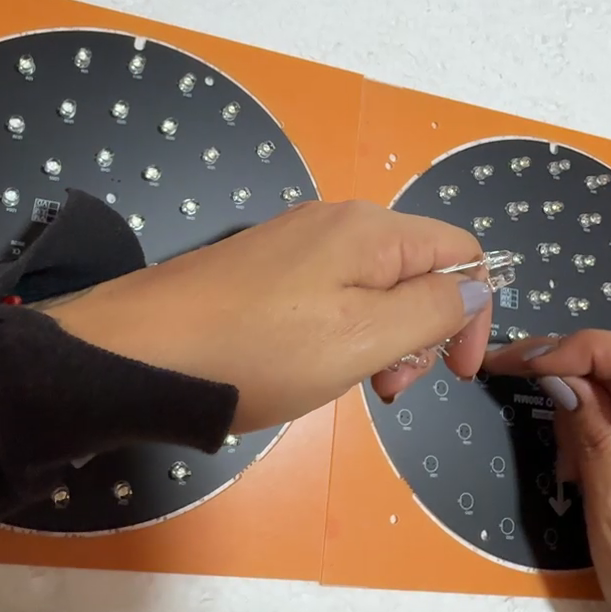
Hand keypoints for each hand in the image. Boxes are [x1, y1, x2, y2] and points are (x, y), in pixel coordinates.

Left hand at [41, 201, 494, 432]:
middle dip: (419, 331)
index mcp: (369, 228)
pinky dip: (337, 333)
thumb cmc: (259, 350)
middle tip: (388, 389)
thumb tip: (473, 286)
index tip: (451, 374)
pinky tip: (306, 367)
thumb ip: (430, 309)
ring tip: (347, 385)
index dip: (473, 310)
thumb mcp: (362, 337)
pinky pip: (326, 295)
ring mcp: (292, 244)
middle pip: (415, 269)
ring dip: (379, 339)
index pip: (460, 250)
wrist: (137, 351)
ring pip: (370, 287)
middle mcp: (334, 222)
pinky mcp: (260, 269)